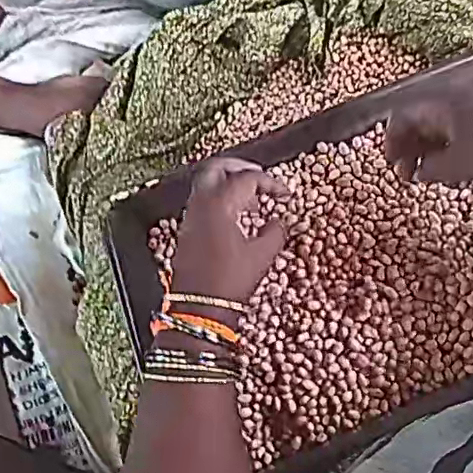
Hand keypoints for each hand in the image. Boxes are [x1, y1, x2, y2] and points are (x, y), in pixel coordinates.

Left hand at [169, 158, 289, 303]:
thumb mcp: (263, 255)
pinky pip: (203, 201)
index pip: (247, 179)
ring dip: (229, 182)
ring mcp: (191, 216)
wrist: (201, 306)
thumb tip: (278, 222)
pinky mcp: (188, 229)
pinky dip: (221, 198)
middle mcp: (201, 204)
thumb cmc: (231, 281)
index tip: (285, 195)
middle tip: (261, 177)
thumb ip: (275, 232)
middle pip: (217, 167)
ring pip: (207, 183)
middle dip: (241, 167)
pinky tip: (237, 214)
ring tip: (252, 196)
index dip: (270, 183)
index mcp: (221, 204)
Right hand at [383, 85, 472, 185]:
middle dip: (408, 145)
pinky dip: (447, 145)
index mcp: (439, 103)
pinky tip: (451, 164)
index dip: (391, 140)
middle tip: (406, 172)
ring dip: (427, 147)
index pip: (402, 115)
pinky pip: (458, 127)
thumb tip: (416, 173)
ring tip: (426, 172)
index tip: (389, 163)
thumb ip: (429, 169)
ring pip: (440, 123)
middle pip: (420, 118)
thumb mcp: (456, 165)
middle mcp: (454, 97)